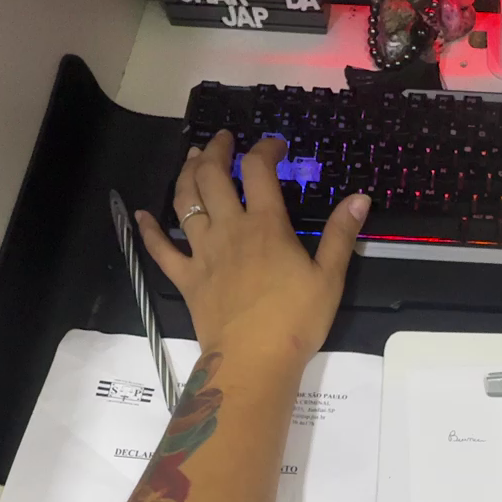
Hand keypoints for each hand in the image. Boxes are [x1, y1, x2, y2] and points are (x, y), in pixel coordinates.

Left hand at [135, 130, 368, 369]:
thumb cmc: (296, 322)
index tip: (275, 146)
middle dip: (218, 150)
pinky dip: (149, 231)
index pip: (260, 171)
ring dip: (186, 173)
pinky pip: (162, 250)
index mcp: (266, 226)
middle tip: (224, 140)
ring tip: (193, 159)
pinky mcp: (187, 278)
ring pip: (185, 201)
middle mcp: (229, 229)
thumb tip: (359, 198)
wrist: (255, 360)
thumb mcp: (330, 279)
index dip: (265, 149)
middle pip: (214, 176)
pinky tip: (142, 215)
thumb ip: (341, 235)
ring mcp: (203, 253)